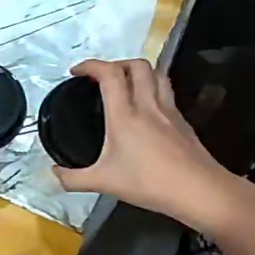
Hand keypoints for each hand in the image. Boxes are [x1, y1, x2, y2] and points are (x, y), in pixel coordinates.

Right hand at [50, 59, 254, 234]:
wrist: (200, 191)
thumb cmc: (149, 183)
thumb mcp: (102, 183)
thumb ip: (72, 178)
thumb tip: (54, 173)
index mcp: (125, 116)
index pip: (110, 75)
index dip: (91, 66)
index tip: (76, 72)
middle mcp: (148, 106)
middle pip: (138, 66)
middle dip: (116, 63)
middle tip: (100, 77)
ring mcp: (169, 111)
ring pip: (157, 75)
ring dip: (138, 71)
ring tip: (123, 84)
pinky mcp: (182, 121)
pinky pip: (166, 92)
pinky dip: (152, 89)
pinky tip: (143, 108)